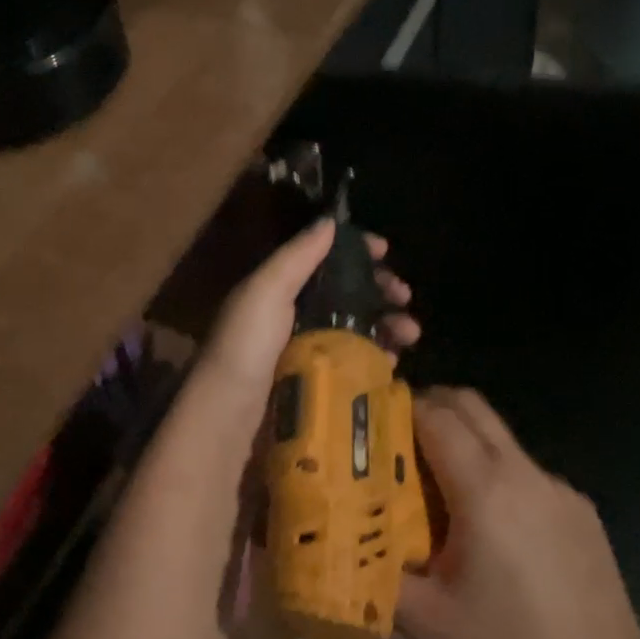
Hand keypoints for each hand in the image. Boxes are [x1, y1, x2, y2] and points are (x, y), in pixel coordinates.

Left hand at [199, 218, 417, 389]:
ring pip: (358, 330)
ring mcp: (307, 355)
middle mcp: (293, 319)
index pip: (323, 264)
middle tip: (405, 296)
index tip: (386, 250)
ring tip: (410, 333)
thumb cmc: (247, 346)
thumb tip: (329, 222)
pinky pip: (358, 367)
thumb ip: (297, 257)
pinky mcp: (320, 389)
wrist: (228, 417)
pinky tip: (396, 362)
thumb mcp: (266, 291)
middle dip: (380, 291)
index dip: (355, 254)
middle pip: (347, 296)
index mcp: (277, 291)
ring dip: (388, 325)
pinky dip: (379, 359)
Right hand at [397, 388, 639, 638]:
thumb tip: (341, 539)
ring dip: (465, 441)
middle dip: (430, 406)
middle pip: (469, 404)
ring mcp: (559, 488)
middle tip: (399, 436)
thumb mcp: (427, 619)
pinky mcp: (583, 511)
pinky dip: (499, 475)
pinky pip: (528, 471)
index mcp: (483, 489)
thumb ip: (377, 570)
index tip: (372, 420)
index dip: (399, 407)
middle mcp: (524, 473)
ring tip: (441, 488)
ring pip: (500, 436)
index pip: (434, 415)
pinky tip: (494, 529)